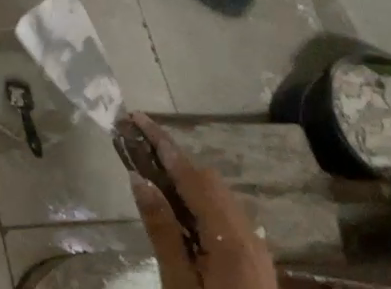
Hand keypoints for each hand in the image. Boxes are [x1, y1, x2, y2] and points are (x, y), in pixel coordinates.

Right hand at [125, 113, 276, 288]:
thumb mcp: (178, 282)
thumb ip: (161, 230)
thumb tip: (139, 179)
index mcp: (229, 239)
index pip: (191, 176)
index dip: (162, 144)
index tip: (135, 118)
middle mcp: (248, 235)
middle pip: (208, 179)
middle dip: (172, 156)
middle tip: (135, 143)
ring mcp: (256, 248)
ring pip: (219, 195)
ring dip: (185, 175)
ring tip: (149, 169)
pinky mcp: (255, 260)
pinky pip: (226, 213)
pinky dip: (199, 197)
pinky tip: (178, 206)